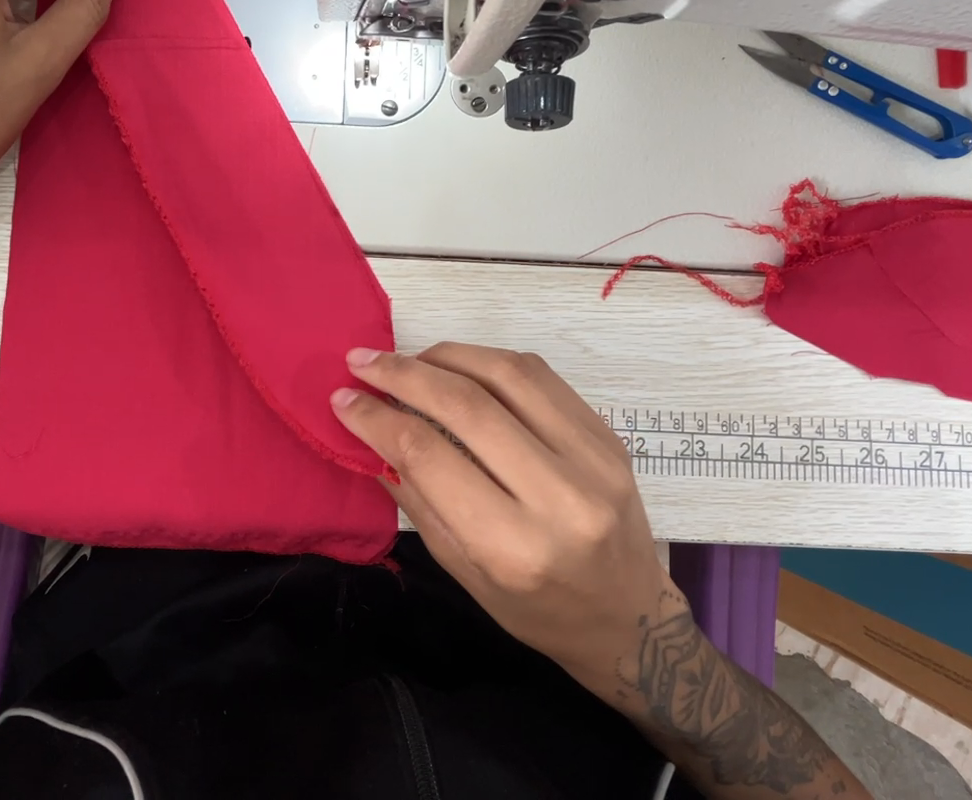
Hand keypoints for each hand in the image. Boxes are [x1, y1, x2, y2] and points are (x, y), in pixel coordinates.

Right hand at [329, 343, 686, 706]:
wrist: (629, 616)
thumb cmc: (535, 609)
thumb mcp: (462, 571)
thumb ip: (417, 497)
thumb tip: (371, 434)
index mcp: (514, 546)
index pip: (429, 456)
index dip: (377, 418)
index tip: (342, 398)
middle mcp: (560, 496)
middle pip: (466, 406)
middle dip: (403, 374)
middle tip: (362, 362)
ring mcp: (593, 459)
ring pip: (506, 374)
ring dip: (445, 356)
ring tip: (407, 360)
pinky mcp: (607, 434)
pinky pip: (539, 376)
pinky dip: (488, 360)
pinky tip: (457, 366)